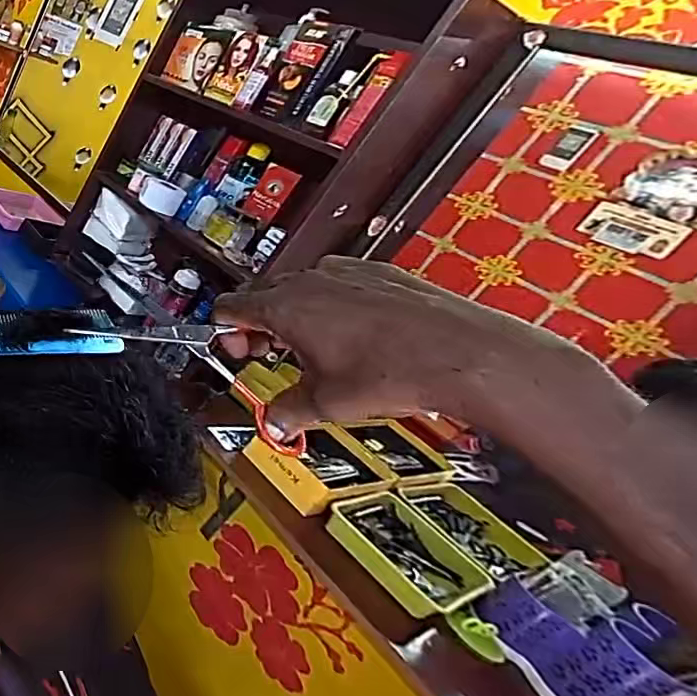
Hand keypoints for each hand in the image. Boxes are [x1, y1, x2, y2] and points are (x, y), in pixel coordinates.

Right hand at [212, 257, 629, 442]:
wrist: (469, 355)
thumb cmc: (398, 371)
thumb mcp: (328, 402)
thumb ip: (288, 410)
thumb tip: (276, 423)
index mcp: (282, 307)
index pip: (227, 308)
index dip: (228, 334)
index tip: (244, 353)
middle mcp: (306, 281)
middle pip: (259, 295)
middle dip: (260, 325)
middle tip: (274, 354)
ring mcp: (342, 272)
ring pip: (297, 288)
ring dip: (295, 313)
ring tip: (319, 348)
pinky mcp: (375, 272)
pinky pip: (336, 283)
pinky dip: (333, 304)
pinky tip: (357, 335)